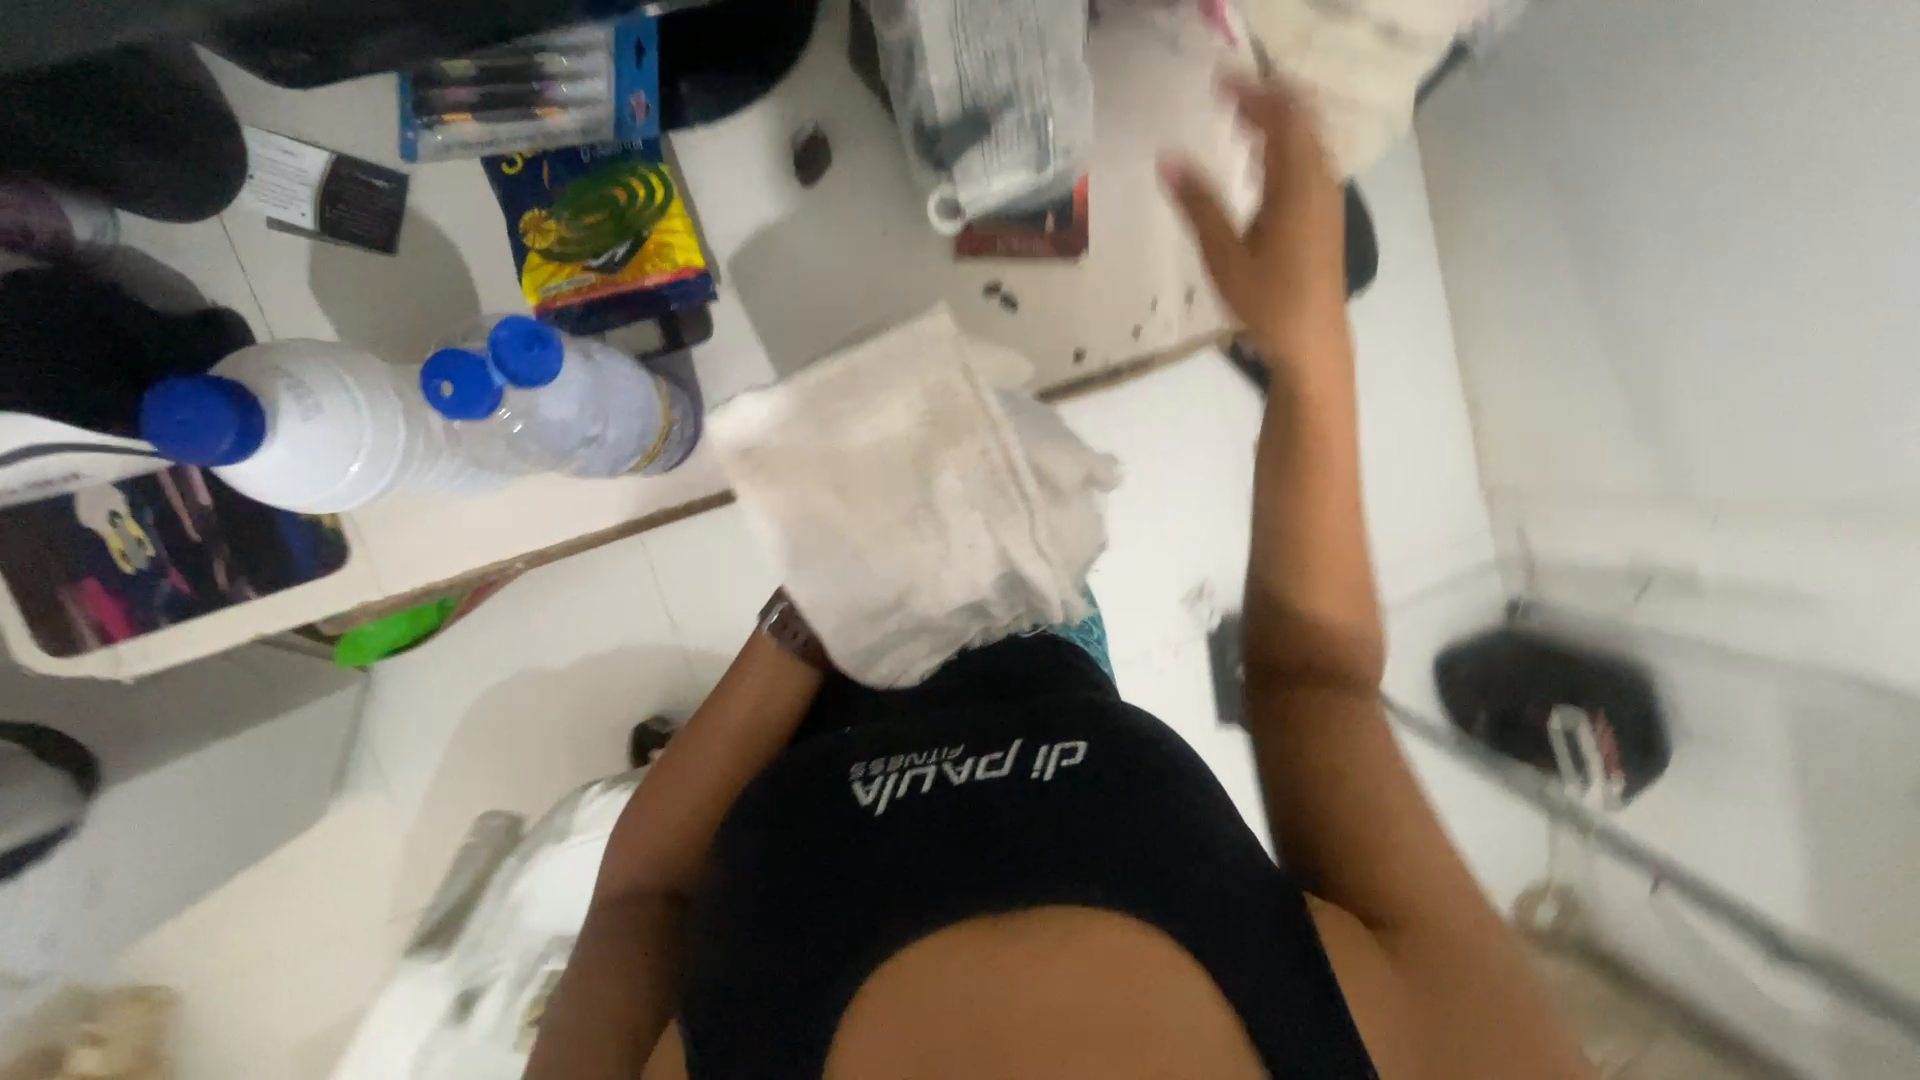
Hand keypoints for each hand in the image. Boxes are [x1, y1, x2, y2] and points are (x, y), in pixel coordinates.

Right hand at [1162, 74, 1348, 365]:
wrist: (1313, 342)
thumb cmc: (1268, 303)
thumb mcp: (1225, 257)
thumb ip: (1198, 206)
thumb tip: (1167, 162)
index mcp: (1297, 185)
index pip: (1282, 117)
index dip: (1252, 94)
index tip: (1216, 87)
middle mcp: (1319, 183)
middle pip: (1298, 123)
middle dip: (1263, 105)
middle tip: (1224, 101)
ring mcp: (1326, 201)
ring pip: (1305, 144)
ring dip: (1273, 129)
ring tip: (1237, 125)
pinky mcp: (1324, 219)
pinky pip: (1306, 166)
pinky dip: (1282, 154)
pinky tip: (1258, 169)